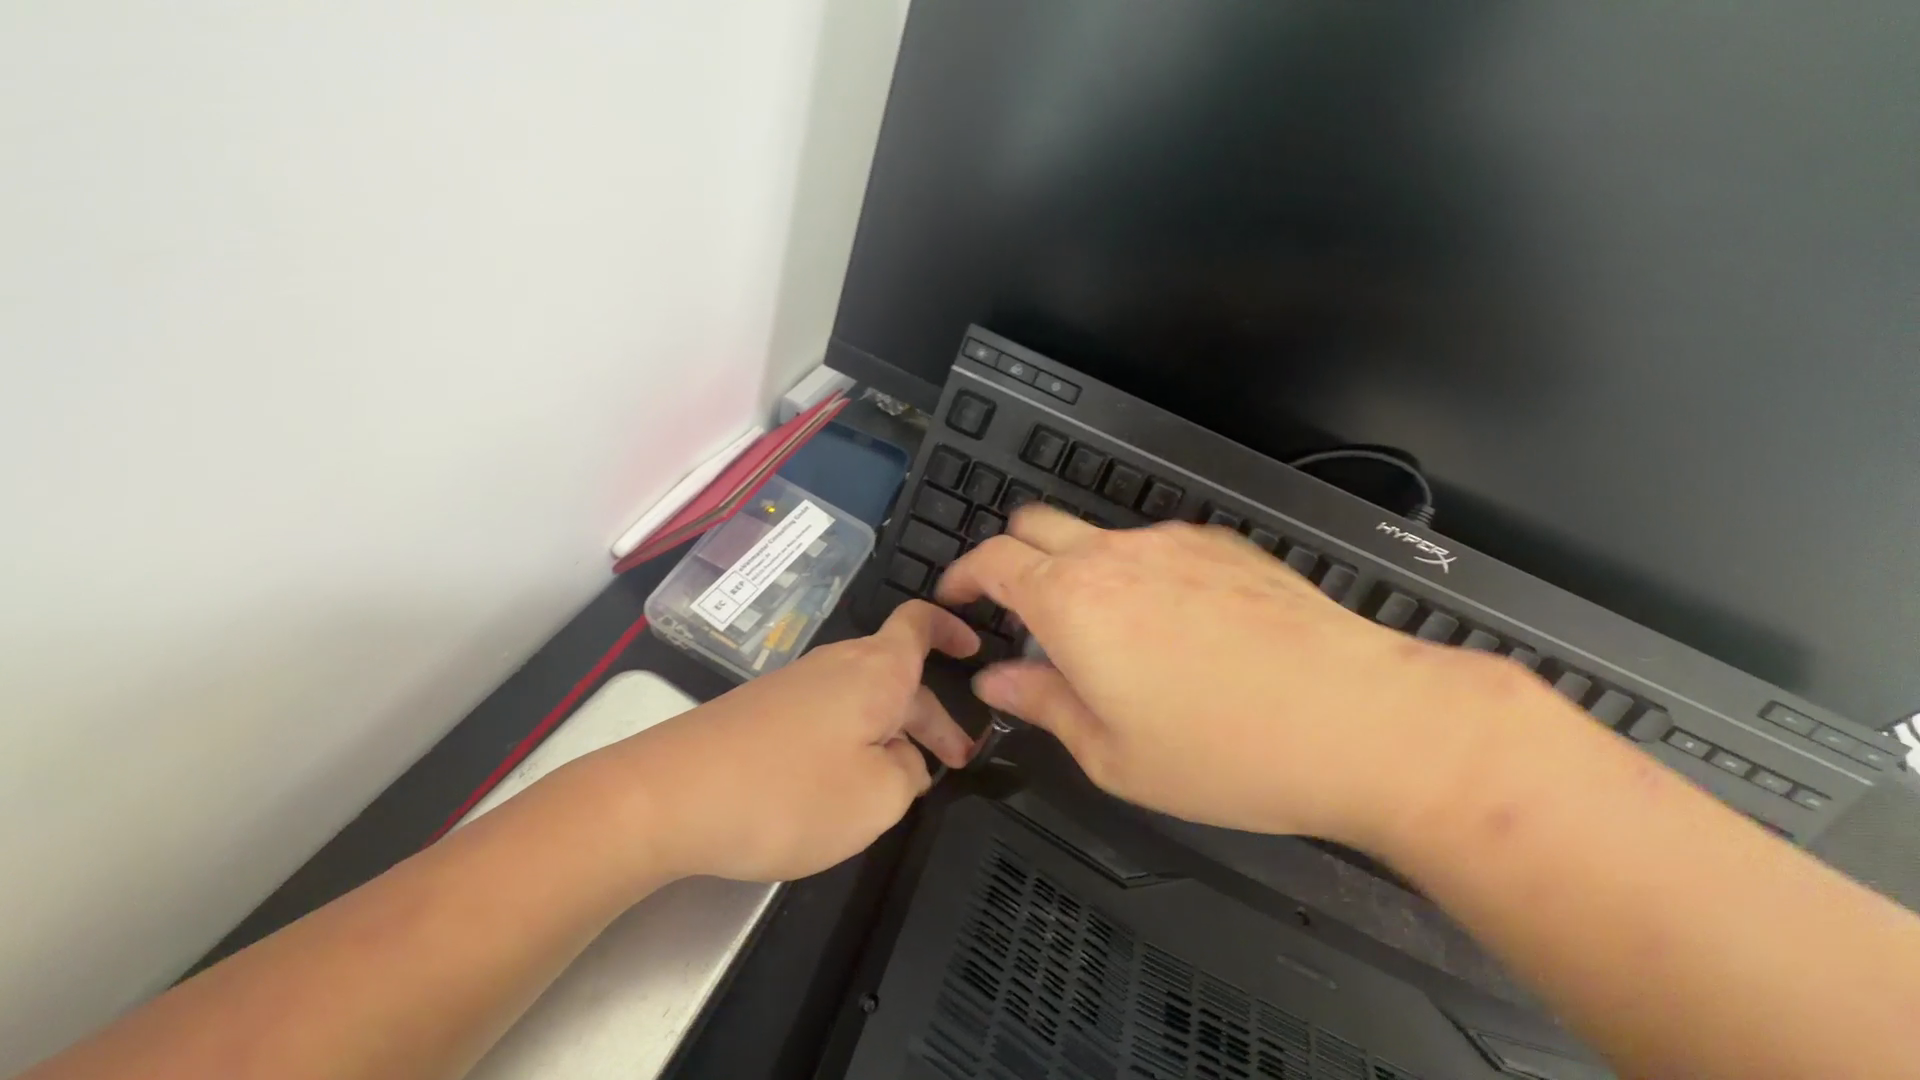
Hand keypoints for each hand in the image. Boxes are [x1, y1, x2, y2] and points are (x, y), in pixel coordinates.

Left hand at [598, 601, 979, 882]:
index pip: (920, 624)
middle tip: (957, 761)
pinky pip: (828, 717)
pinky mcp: (764, 713)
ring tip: (903, 784)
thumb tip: (905, 760)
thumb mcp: (877, 800)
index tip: (975, 649)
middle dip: (933, 716)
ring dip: (893, 733)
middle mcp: (837, 666)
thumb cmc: (787, 793)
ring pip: (863, 700)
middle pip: (898, 675)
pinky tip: (844, 787)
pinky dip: (853, 742)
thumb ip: (910, 776)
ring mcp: (795, 687)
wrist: (666, 797)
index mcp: (876, 671)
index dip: (951, 629)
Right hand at [936, 506, 1544, 846]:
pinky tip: (1172, 630)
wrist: (1361, 720)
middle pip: (1035, 523)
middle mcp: (1118, 556)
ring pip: (1098, 536)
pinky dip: (1138, 573)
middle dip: (1011, 556)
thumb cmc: (1231, 751)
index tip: (956, 596)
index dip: (962, 575)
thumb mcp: (1112, 754)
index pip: (991, 560)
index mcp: (1074, 603)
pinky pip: (1157, 547)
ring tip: (1105, 636)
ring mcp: (1176, 545)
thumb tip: (998, 683)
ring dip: (1079, 568)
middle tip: (1017, 610)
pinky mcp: (1226, 548)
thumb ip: (1042, 705)